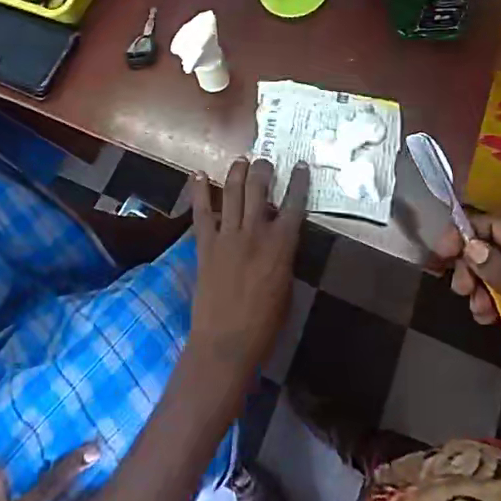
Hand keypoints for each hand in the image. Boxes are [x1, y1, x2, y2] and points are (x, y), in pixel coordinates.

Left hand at [186, 158, 309, 373]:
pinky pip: (202, 213)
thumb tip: (281, 240)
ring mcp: (227, 236)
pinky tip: (199, 175)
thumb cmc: (266, 324)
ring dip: (237, 173)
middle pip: (259, 190)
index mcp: (281, 246)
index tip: (301, 166)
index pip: (295, 205)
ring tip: (241, 160)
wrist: (226, 341)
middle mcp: (254, 233)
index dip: (299, 182)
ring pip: (233, 193)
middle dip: (263, 170)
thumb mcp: (287, 288)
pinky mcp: (205, 245)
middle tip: (265, 160)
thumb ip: (284, 258)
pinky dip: (200, 192)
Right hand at [433, 215, 500, 403]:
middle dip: (471, 264)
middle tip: (458, 291)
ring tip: (476, 312)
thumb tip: (470, 245)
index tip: (438, 259)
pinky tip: (488, 319)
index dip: (463, 236)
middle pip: (496, 244)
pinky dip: (498, 300)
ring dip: (482, 285)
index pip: (495, 224)